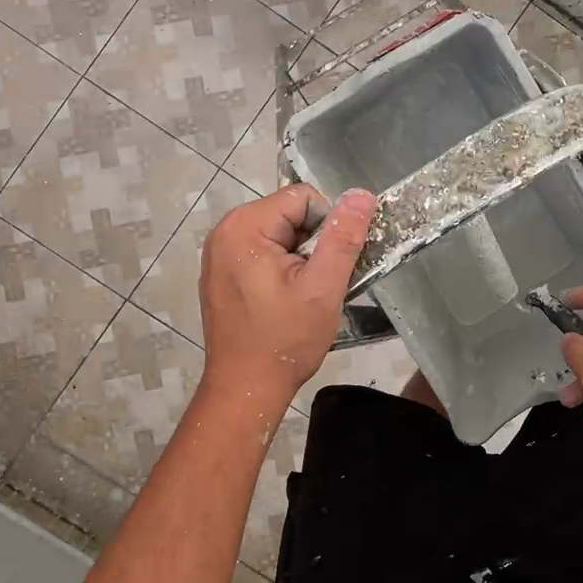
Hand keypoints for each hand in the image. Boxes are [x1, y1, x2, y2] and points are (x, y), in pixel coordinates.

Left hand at [198, 184, 376, 409]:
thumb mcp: (323, 286)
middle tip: (315, 284)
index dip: (327, 227)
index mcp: (244, 226)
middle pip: (291, 214)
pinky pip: (264, 251)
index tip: (325, 267)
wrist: (246, 388)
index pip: (304, 198)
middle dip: (312, 243)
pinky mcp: (222, 272)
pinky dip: (282, 268)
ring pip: (281, 234)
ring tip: (301, 294)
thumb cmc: (284, 339)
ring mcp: (219, 252)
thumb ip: (343, 236)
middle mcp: (225, 231)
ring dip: (300, 258)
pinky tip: (285, 300)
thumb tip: (362, 194)